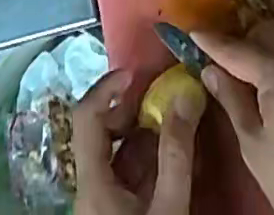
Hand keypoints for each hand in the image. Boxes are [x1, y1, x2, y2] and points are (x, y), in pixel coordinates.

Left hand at [72, 69, 204, 214]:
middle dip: (133, 110)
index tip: (133, 73)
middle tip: (164, 96)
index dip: (106, 88)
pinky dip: (149, 160)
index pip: (86, 116)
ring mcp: (102, 202)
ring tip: (176, 119)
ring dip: (145, 134)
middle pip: (103, 132)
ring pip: (118, 155)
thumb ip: (176, 153)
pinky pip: (128, 177)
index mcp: (92, 182)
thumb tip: (187, 94)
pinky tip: (174, 154)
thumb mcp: (169, 207)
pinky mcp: (116, 214)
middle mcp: (90, 187)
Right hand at [194, 27, 273, 214]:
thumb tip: (210, 70)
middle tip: (224, 62)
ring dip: (268, 52)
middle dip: (244, 41)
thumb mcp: (254, 146)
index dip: (211, 42)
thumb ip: (232, 101)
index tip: (192, 33)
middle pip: (267, 33)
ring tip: (253, 80)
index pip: (236, 49)